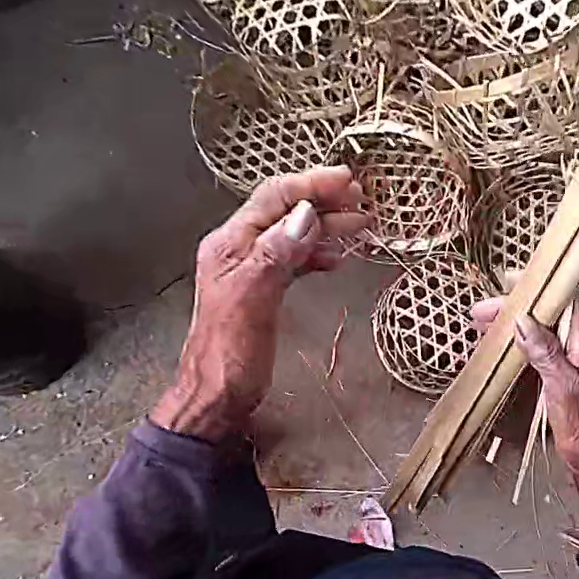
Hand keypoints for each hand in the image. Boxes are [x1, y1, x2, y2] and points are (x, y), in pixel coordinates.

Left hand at [151, 167, 369, 440]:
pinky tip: (334, 258)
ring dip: (326, 226)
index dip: (312, 185)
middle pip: (286, 213)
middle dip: (324, 202)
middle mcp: (239, 250)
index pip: (275, 199)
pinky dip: (316, 253)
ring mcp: (251, 269)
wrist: (216, 397)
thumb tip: (306, 215)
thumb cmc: (230, 355)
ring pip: (293, 235)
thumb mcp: (252, 301)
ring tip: (359, 224)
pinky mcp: (263, 289)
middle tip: (362, 200)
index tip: (348, 181)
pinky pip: (293, 260)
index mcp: (230, 245)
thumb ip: (276, 255)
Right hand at [471, 298, 578, 557]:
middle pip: (550, 315)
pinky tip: (500, 347)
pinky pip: (541, 350)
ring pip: (543, 332)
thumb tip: (523, 320)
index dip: (537, 292)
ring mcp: (576, 361)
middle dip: (516, 310)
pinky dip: (519, 345)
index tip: (507, 286)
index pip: (564, 304)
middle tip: (481, 315)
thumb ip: (544, 353)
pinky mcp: (565, 374)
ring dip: (514, 327)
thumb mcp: (562, 389)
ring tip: (482, 327)